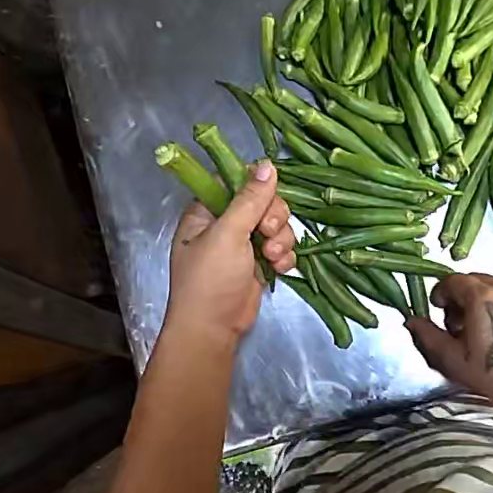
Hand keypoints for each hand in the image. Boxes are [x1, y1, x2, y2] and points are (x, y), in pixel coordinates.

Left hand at [165, 160, 296, 343]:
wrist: (213, 328)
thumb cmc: (210, 280)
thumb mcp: (228, 234)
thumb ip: (250, 199)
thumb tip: (268, 164)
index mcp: (208, 210)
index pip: (238, 182)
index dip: (257, 188)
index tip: (266, 199)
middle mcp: (226, 224)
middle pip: (264, 203)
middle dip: (273, 219)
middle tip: (266, 234)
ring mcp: (244, 244)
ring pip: (277, 226)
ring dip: (282, 240)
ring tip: (272, 257)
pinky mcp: (260, 263)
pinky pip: (282, 248)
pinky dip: (284, 256)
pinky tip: (278, 268)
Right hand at [407, 273, 492, 409]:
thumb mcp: (453, 358)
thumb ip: (428, 335)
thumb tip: (412, 321)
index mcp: (482, 297)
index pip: (454, 280)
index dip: (441, 292)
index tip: (438, 306)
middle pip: (476, 280)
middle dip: (462, 296)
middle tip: (457, 323)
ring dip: (484, 301)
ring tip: (481, 330)